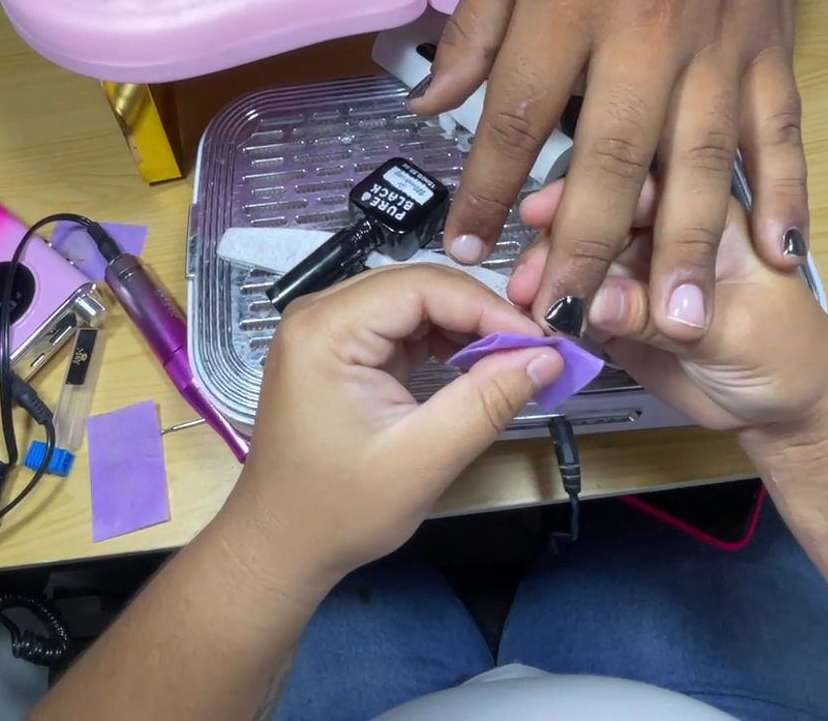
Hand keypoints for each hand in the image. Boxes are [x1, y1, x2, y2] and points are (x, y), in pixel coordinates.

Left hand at [218, 265, 562, 589]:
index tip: (538, 340)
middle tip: (533, 349)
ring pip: (410, 301)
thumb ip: (486, 402)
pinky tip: (473, 362)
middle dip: (477, 313)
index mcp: (324, 330)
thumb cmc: (339, 511)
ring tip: (510, 359)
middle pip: (413, 285)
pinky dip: (439, 339)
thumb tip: (546, 357)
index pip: (417, 286)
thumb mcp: (421, 461)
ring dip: (462, 325)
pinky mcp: (338, 345)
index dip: (484, 306)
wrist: (281, 542)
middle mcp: (318, 313)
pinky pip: (398, 323)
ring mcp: (325, 327)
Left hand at [410, 0, 812, 342]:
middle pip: (609, 156)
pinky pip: (782, 132)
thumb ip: (471, 33)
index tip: (464, 245)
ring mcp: (720, 47)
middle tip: (563, 316)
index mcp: (568, 6)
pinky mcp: (774, 49)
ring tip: (670, 322)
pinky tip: (779, 258)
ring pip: (700, 161)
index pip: (515, 115)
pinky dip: (786, 196)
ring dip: (682, 248)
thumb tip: (424, 105)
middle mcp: (646, 34)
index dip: (485, 187)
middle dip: (582, 244)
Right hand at [506, 178, 827, 432]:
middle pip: (596, 226)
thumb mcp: (736, 334)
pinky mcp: (614, 312)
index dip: (589, 197)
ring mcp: (633, 273)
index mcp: (702, 217)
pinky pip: (576, 306)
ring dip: (549, 283)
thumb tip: (596, 303)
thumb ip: (661, 318)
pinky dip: (555, 314)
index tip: (541, 212)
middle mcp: (660, 236)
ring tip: (525, 303)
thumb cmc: (787, 355)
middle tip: (525, 278)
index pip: (639, 192)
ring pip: (578, 266)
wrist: (784, 413)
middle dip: (557, 248)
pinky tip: (535, 322)